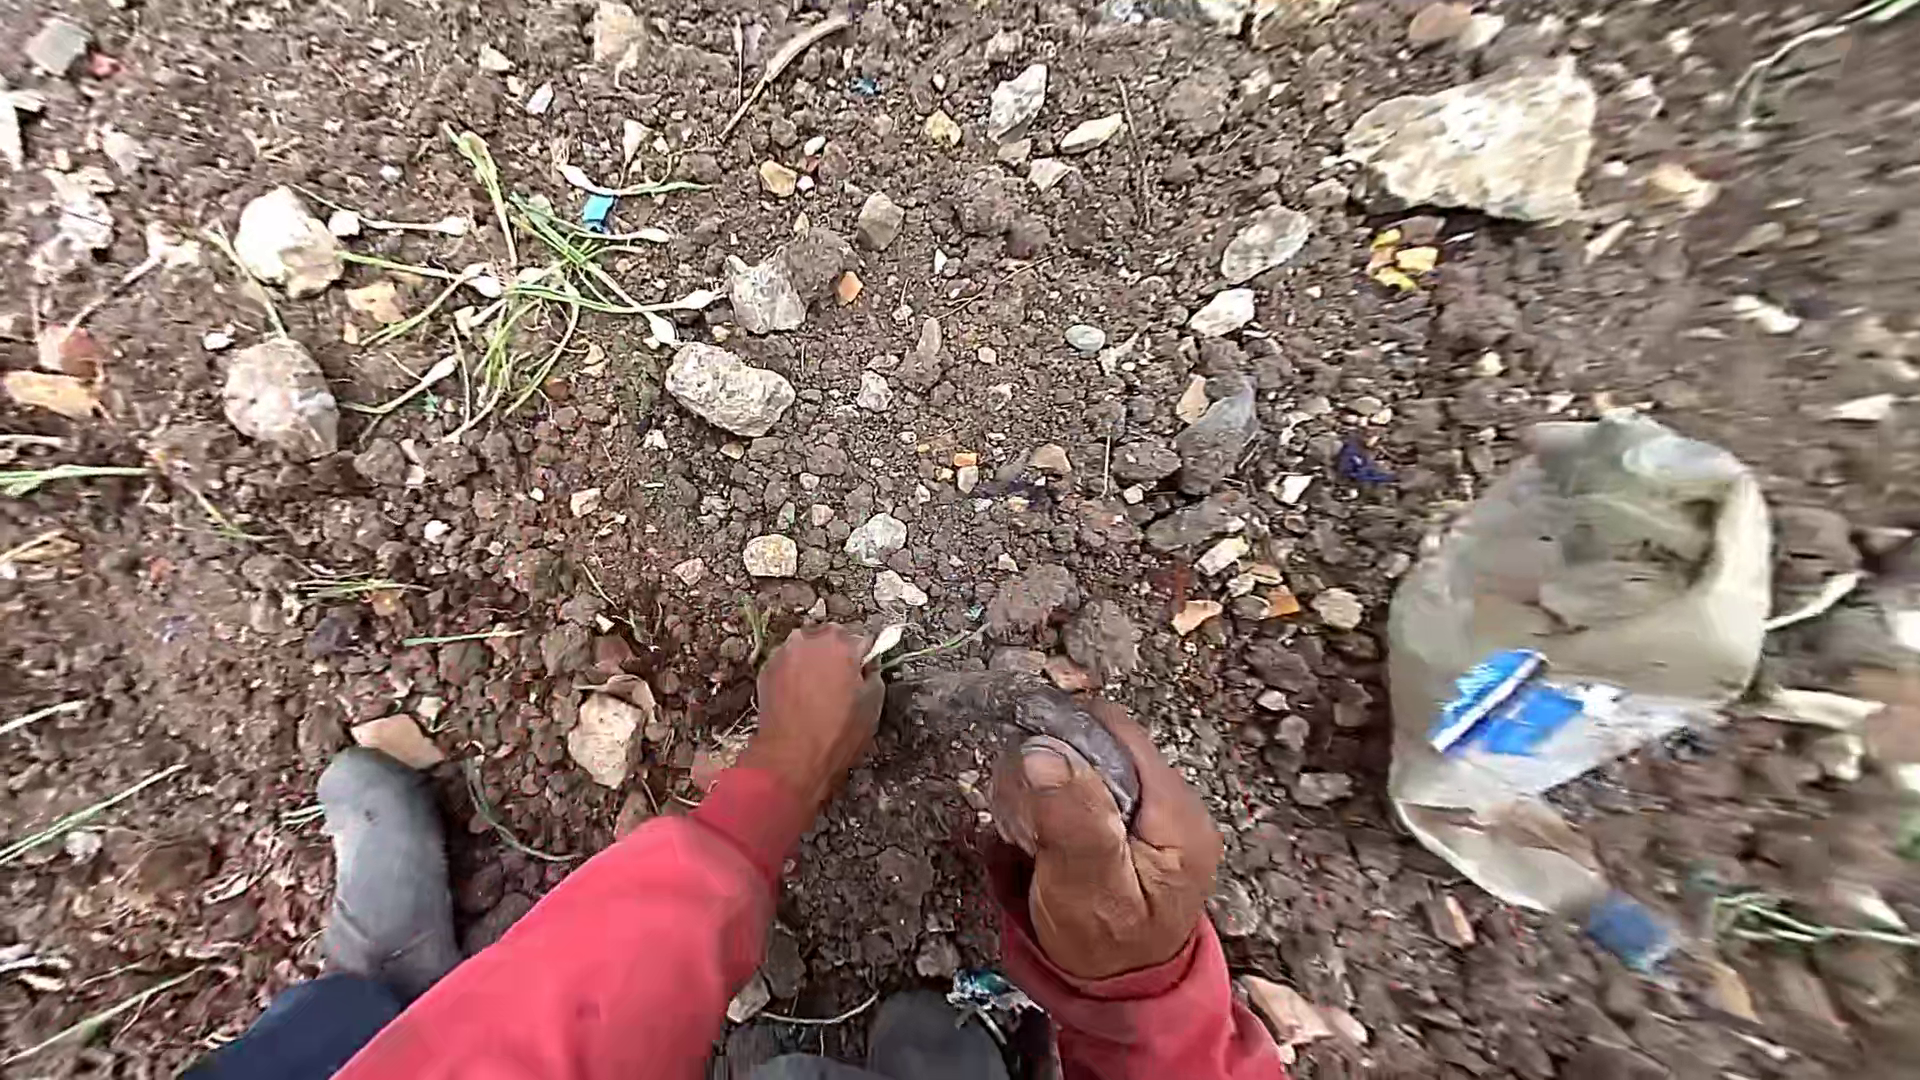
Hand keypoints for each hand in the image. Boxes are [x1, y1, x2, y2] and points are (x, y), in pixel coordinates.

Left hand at [741, 624, 884, 809]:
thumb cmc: (834, 733)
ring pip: (807, 649)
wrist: (791, 759)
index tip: (865, 672)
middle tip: (842, 684)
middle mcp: (811, 640)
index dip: (866, 658)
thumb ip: (873, 673)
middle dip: (838, 655)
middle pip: (832, 638)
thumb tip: (867, 667)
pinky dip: (795, 674)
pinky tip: (801, 698)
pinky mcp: (767, 669)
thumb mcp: (873, 703)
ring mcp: (785, 653)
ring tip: (819, 693)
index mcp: (842, 643)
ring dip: (814, 662)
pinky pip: (789, 664)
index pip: (863, 639)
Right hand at [991, 703, 1221, 979]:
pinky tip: (1049, 826)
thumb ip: (1072, 822)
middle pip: (1105, 743)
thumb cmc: (1106, 950)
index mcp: (1177, 813)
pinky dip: (1066, 794)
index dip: (1068, 731)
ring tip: (1035, 821)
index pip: (1118, 733)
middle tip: (1026, 800)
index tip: (1028, 756)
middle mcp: (1175, 801)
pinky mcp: (1140, 820)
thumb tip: (1043, 752)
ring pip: (1096, 760)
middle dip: (1059, 760)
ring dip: (1058, 779)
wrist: (1122, 995)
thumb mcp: (1087, 891)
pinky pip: (1096, 782)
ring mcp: (1159, 810)